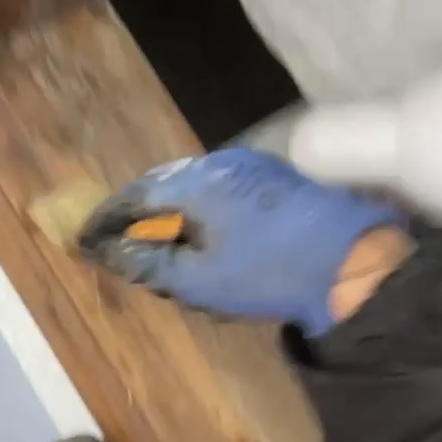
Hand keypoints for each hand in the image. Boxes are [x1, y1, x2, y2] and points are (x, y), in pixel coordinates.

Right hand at [76, 147, 404, 334]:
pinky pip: (218, 188)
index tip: (85, 237)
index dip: (107, 217)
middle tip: (117, 240)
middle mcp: (223, 162)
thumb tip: (108, 250)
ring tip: (154, 241)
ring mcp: (253, 166)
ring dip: (168, 209)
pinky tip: (198, 235)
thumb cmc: (268, 275)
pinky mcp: (275, 178)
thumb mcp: (198, 280)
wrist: (357, 266)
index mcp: (200, 183)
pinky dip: (197, 209)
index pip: (137, 194)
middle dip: (137, 211)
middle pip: (164, 183)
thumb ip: (148, 262)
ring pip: (192, 184)